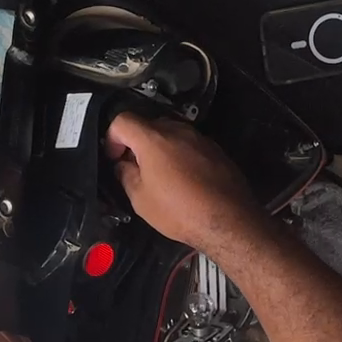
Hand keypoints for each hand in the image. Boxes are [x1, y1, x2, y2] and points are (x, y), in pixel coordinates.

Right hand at [105, 113, 264, 253]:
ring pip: (169, 134)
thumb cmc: (180, 211)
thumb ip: (126, 175)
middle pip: (147, 125)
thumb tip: (123, 164)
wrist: (229, 220)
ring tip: (159, 177)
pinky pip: (188, 144)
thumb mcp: (141, 199)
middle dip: (135, 143)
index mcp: (153, 139)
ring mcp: (199, 137)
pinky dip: (178, 155)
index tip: (114, 159)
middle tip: (134, 169)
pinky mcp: (215, 149)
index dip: (112, 138)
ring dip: (158, 149)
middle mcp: (177, 130)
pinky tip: (183, 180)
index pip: (122, 120)